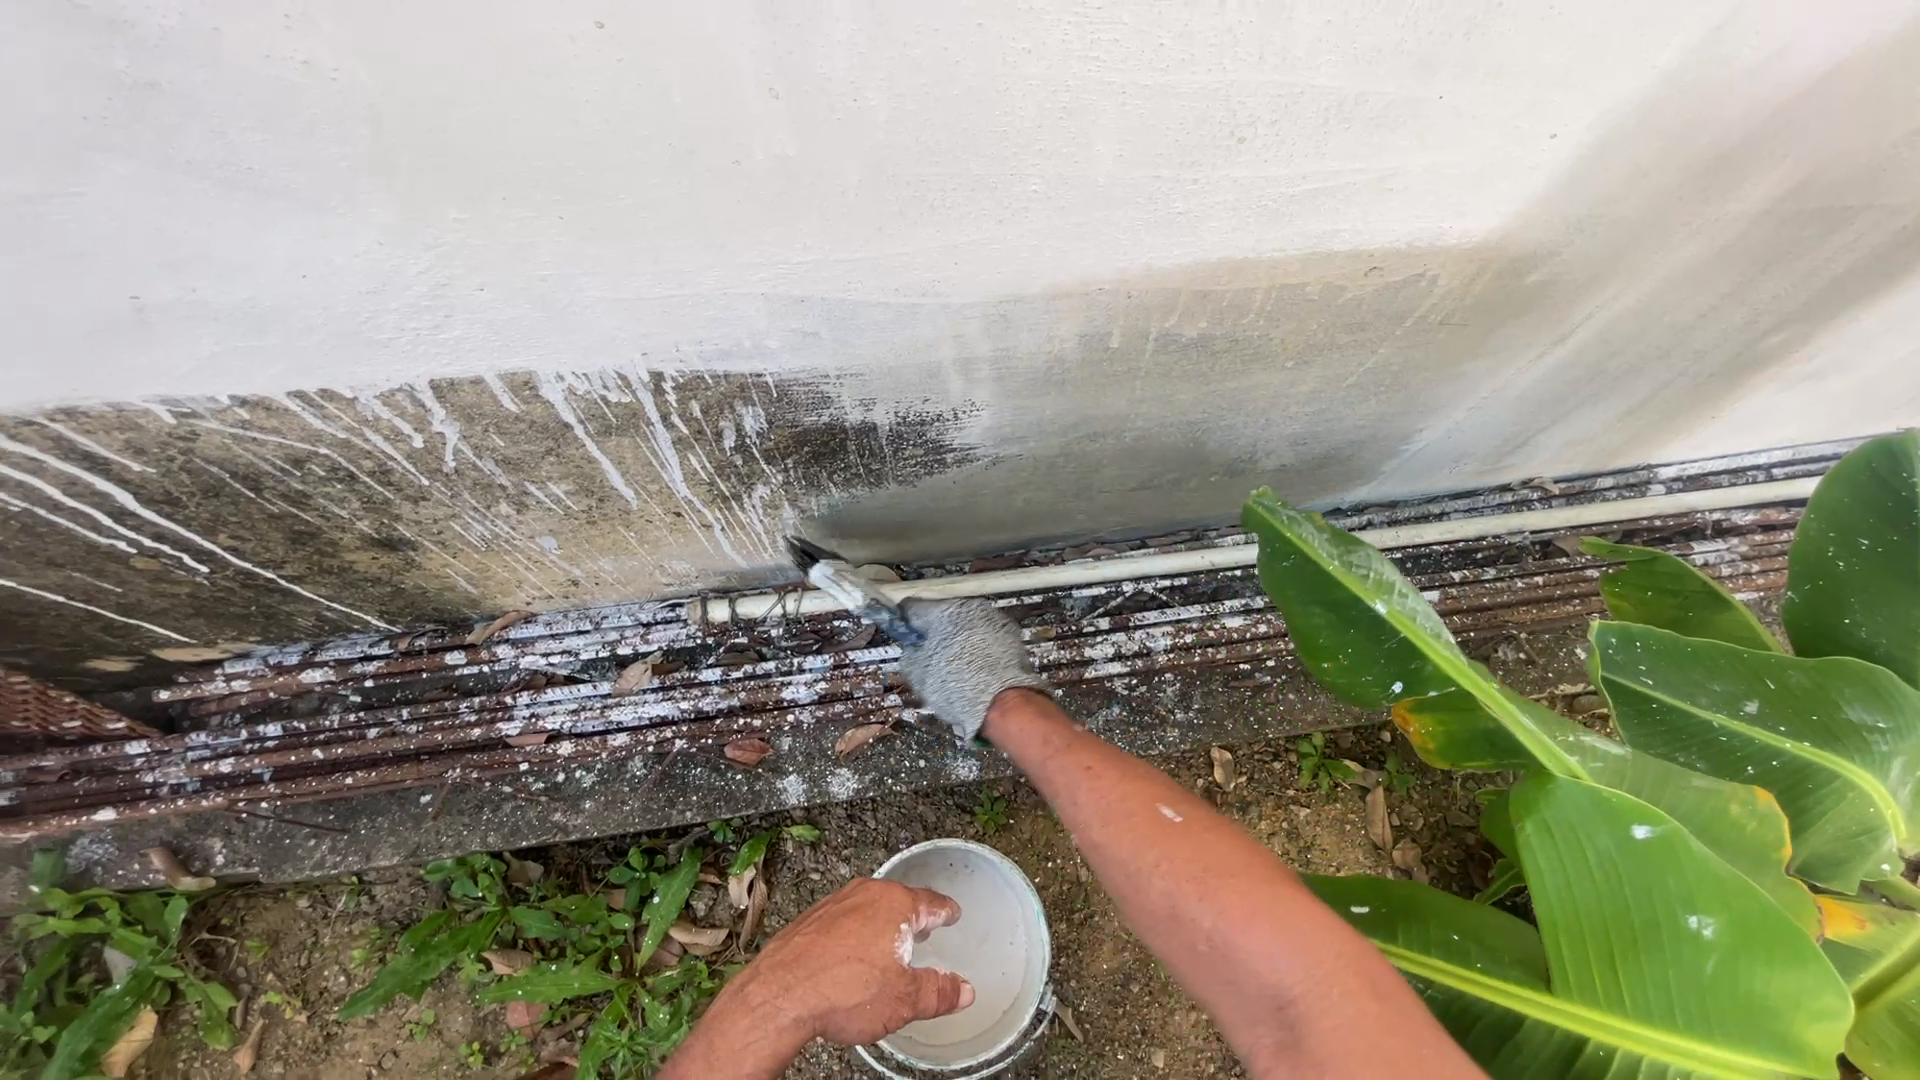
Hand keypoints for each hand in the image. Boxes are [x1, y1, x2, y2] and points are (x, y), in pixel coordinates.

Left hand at [736, 877, 975, 1045]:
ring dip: (880, 926)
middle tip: (923, 930)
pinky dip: (852, 934)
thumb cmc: (843, 991)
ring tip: (886, 949)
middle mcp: (867, 894)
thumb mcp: (904, 1000)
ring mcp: (835, 903)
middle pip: (899, 902)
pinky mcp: (811, 918)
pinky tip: (849, 959)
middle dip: (912, 917)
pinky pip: (842, 920)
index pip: (931, 902)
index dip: (945, 910)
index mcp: (896, 904)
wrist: (780, 994)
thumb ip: (938, 992)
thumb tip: (963, 990)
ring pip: (868, 909)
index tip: (951, 912)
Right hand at [898, 598, 1050, 741]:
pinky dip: (978, 648)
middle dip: (935, 632)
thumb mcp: (916, 673)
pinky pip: (986, 638)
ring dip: (958, 639)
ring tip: (955, 666)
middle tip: (929, 655)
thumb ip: (910, 651)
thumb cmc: (956, 685)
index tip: (904, 635)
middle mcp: (972, 607)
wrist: (1003, 702)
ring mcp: (995, 620)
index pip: (914, 608)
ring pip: (967, 626)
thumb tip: (914, 646)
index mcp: (944, 610)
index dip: (906, 623)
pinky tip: (976, 669)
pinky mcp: (1012, 636)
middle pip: (944, 615)